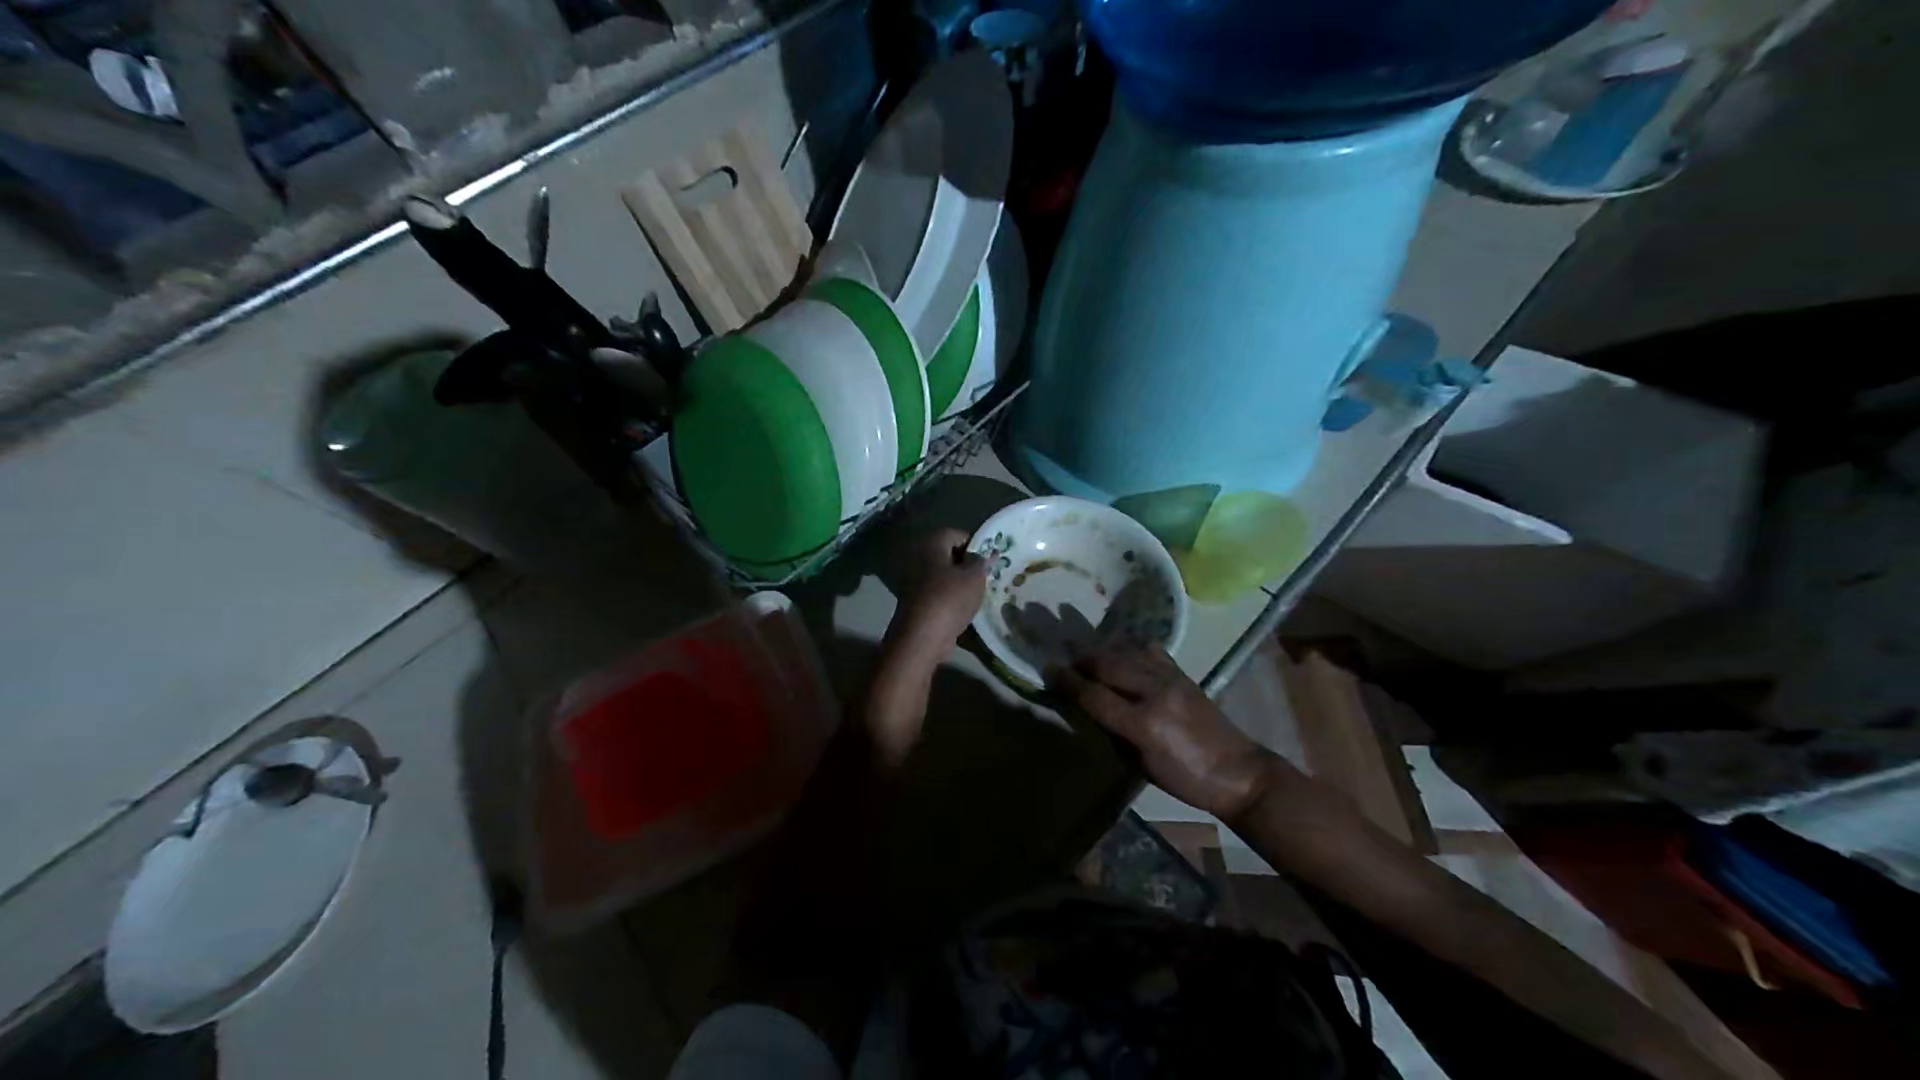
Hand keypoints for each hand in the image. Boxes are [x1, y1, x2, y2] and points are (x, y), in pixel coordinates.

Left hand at [889, 528, 987, 659]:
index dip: (974, 543)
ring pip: (942, 576)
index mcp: (930, 544)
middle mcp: (918, 558)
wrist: (922, 636)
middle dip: (967, 563)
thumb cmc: (950, 598)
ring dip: (959, 583)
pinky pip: (938, 594)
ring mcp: (913, 582)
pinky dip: (950, 598)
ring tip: (978, 592)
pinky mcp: (915, 603)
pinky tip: (965, 608)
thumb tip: (985, 555)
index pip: (955, 534)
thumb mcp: (975, 576)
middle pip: (947, 555)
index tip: (989, 557)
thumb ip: (982, 562)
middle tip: (986, 574)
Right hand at [1053, 644, 1275, 821]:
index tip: (1048, 670)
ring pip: (1125, 652)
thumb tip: (1089, 708)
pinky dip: (1129, 648)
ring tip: (1087, 658)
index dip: (1067, 681)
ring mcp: (1171, 678)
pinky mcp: (1183, 673)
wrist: (1237, 772)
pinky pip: (1149, 650)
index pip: (1094, 695)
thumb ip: (1114, 733)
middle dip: (1081, 662)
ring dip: (1102, 652)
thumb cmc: (1185, 780)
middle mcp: (1155, 693)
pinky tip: (1121, 653)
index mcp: (1143, 724)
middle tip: (1063, 663)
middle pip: (1107, 664)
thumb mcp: (1141, 766)